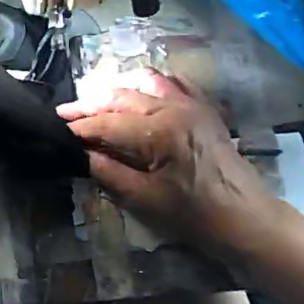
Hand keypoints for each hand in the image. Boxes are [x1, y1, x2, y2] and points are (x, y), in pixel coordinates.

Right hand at [57, 70, 280, 253]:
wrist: (244, 218)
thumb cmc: (194, 214)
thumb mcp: (145, 198)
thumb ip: (109, 172)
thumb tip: (81, 155)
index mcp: (160, 131)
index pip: (108, 123)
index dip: (80, 126)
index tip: (58, 128)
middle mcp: (175, 108)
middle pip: (123, 98)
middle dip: (92, 105)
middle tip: (66, 113)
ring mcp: (192, 104)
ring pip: (145, 85)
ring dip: (117, 91)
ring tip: (95, 102)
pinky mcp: (203, 109)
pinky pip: (172, 85)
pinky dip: (149, 86)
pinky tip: (136, 94)